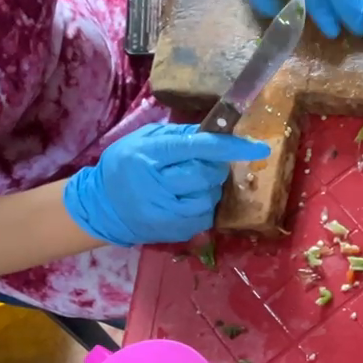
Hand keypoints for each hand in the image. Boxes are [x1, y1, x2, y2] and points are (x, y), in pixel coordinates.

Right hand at [64, 124, 270, 246]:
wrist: (104, 207)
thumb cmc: (125, 167)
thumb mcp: (142, 141)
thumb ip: (177, 135)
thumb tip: (213, 131)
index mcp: (148, 155)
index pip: (196, 147)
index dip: (229, 146)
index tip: (259, 147)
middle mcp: (158, 184)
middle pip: (208, 174)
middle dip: (214, 167)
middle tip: (202, 165)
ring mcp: (169, 212)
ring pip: (210, 196)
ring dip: (209, 188)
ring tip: (188, 185)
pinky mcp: (178, 231)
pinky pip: (207, 215)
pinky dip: (204, 205)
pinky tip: (186, 201)